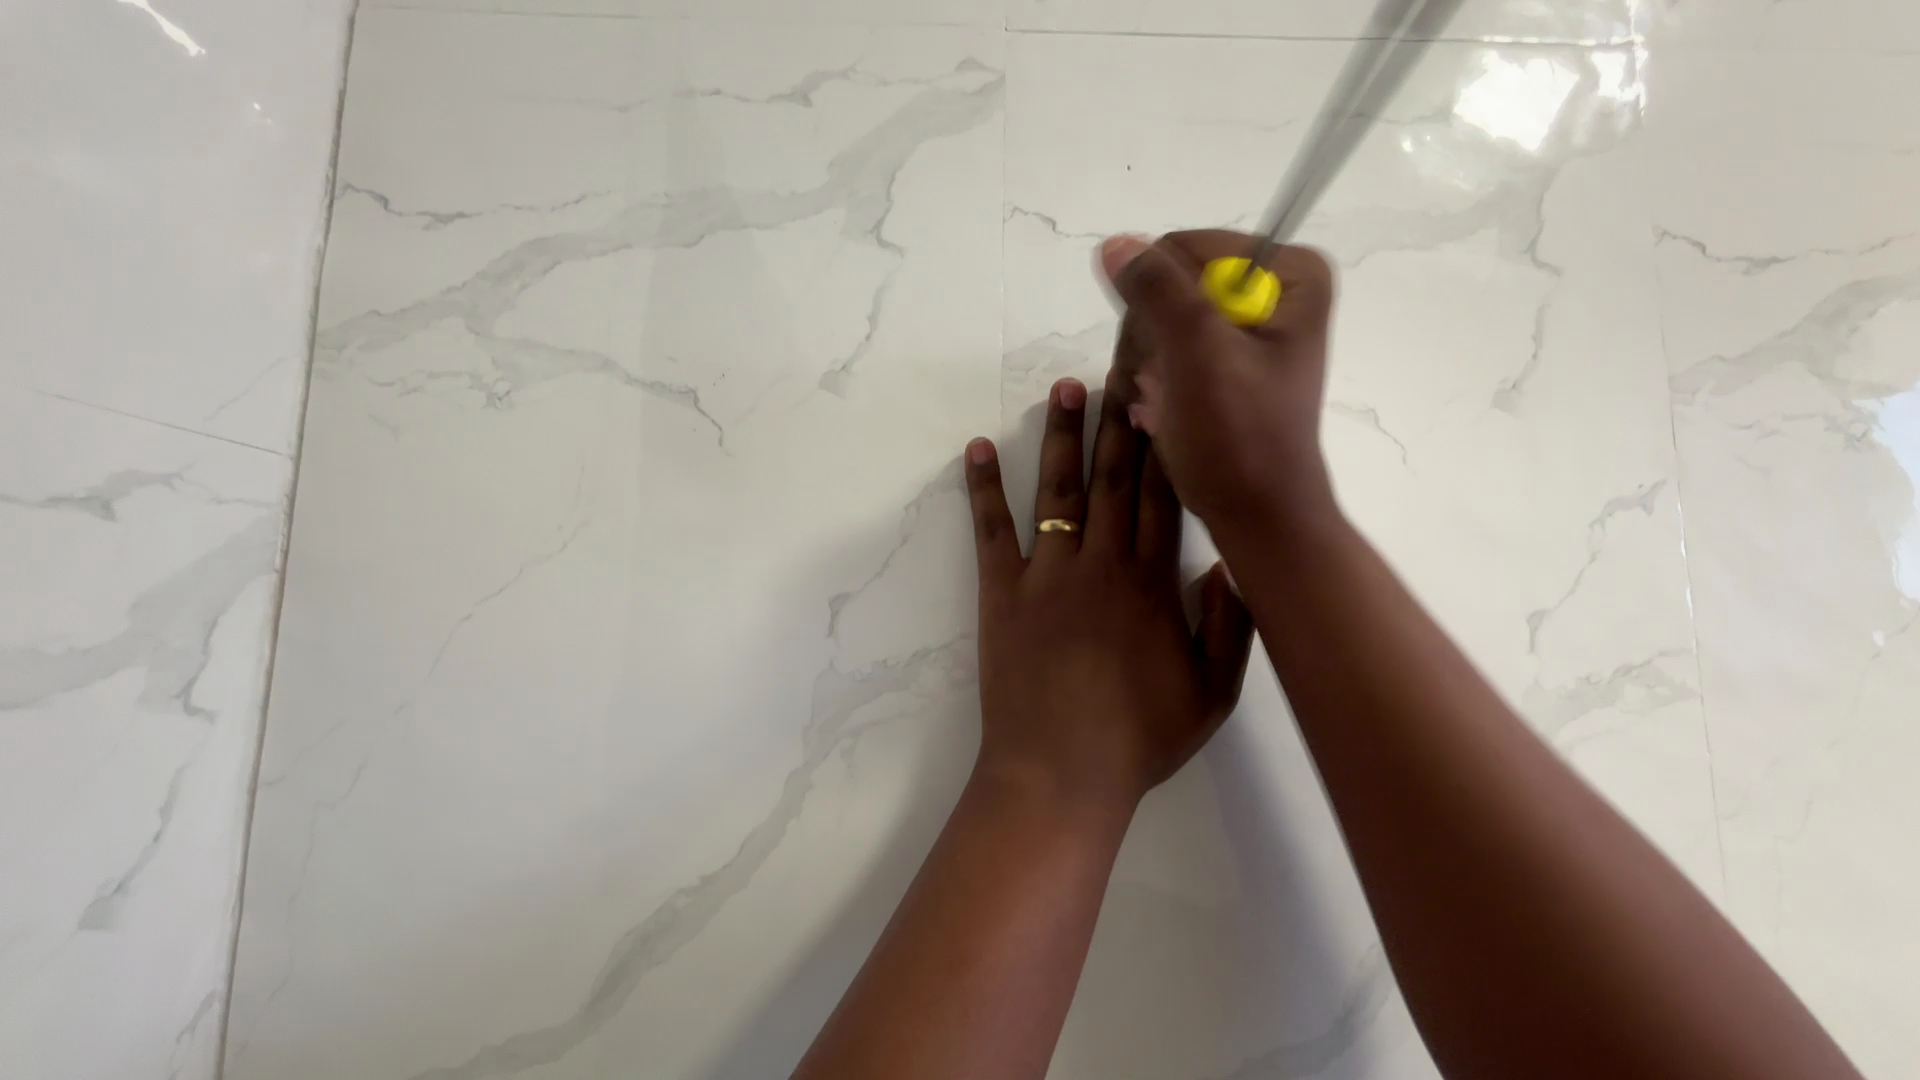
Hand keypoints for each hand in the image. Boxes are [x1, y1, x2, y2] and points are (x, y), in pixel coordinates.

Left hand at [963, 375, 1256, 811]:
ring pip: (1058, 491)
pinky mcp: (1001, 593)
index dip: (1168, 446)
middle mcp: (1102, 564)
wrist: (1060, 774)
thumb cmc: (1139, 740)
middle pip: (1115, 479)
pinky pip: (992, 531)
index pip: (1166, 498)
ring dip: (1061, 437)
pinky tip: (976, 450)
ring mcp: (1047, 574)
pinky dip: (982, 489)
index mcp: (1154, 584)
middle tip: (1121, 369)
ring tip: (1064, 390)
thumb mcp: (1213, 694)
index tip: (1170, 401)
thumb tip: (1232, 564)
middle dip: (1120, 421)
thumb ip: (1229, 626)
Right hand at [1100, 231, 1339, 540]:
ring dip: (1146, 366)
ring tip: (1160, 407)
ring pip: (1159, 320)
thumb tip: (1115, 246)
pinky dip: (1155, 382)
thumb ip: (1157, 290)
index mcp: (1289, 274)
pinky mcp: (1223, 362)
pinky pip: (1167, 350)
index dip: (1159, 302)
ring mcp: (1244, 330)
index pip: (1184, 249)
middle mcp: (1271, 292)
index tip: (1168, 358)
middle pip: (1170, 284)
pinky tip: (1161, 413)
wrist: (1256, 513)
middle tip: (1160, 387)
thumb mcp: (1197, 355)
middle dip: (1151, 340)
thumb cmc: (1237, 438)